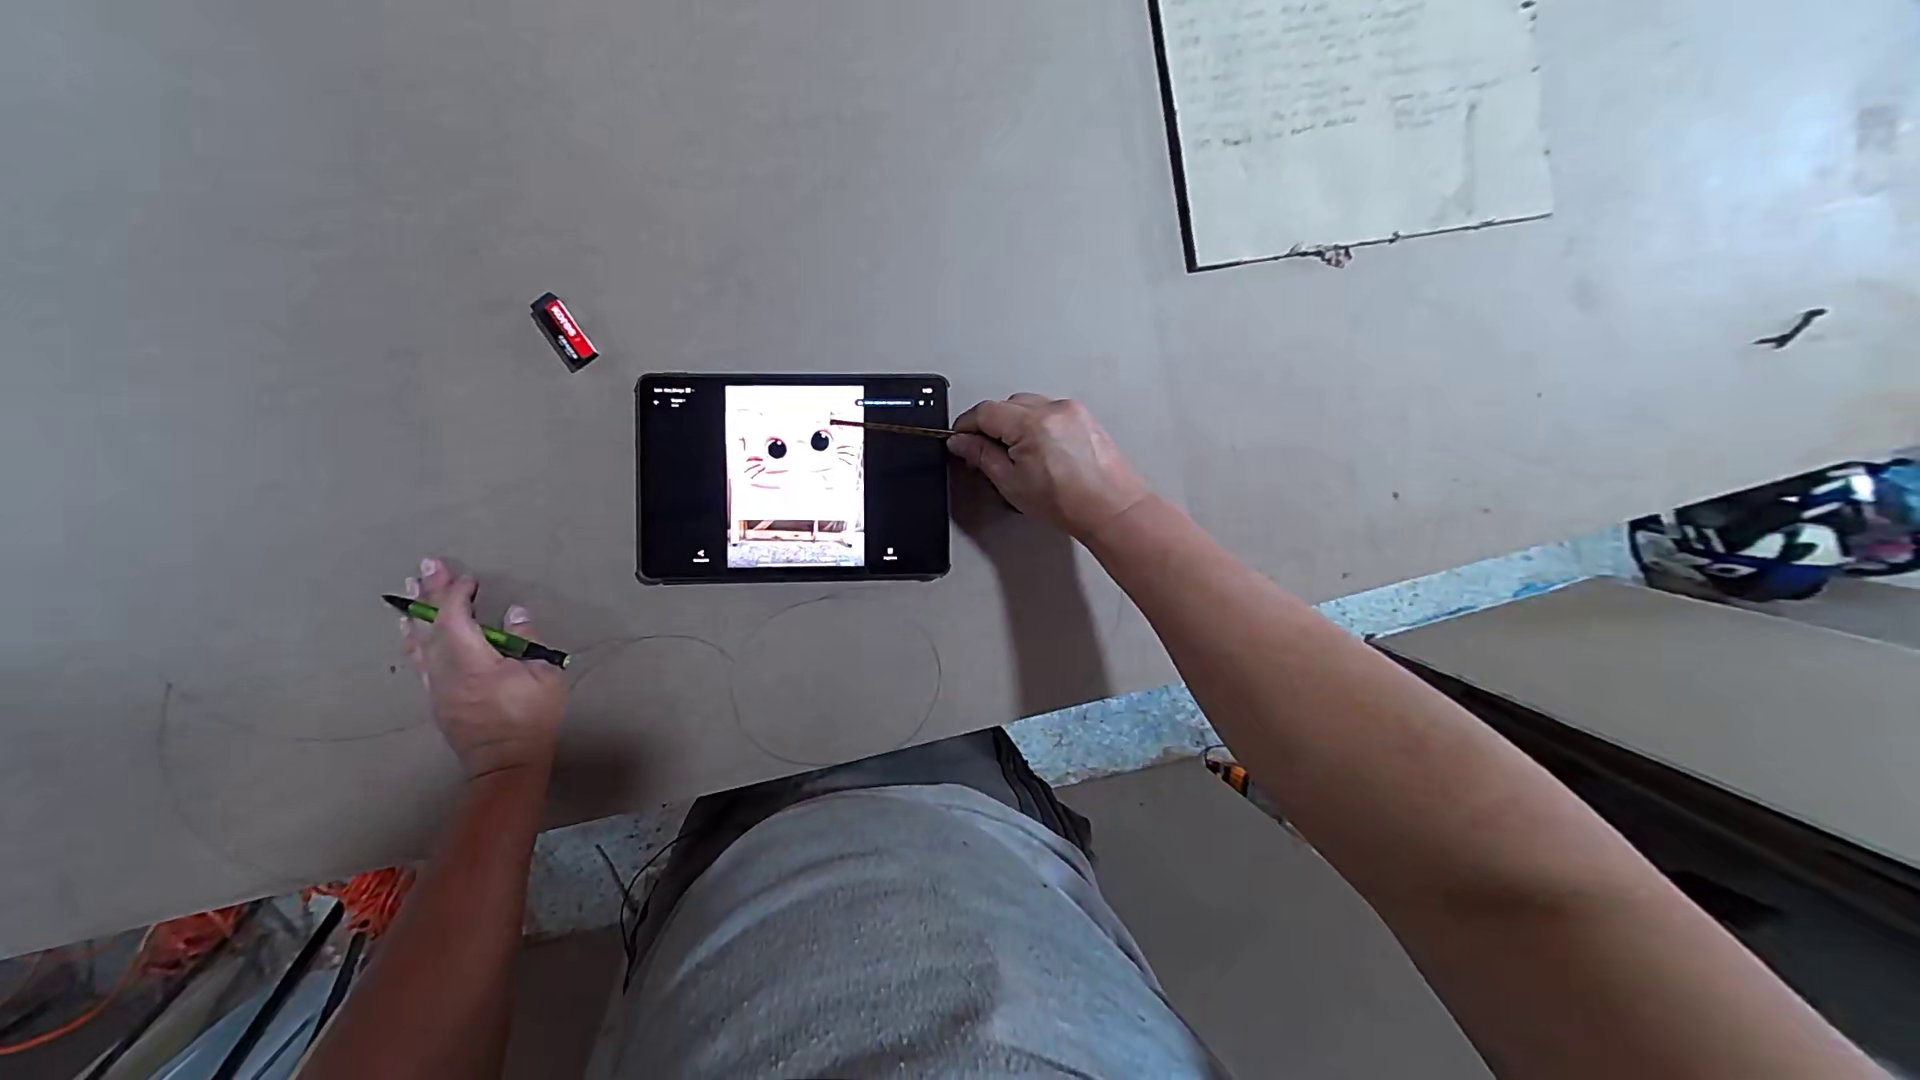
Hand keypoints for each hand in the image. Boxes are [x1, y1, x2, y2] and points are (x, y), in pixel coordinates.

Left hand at [400, 557, 566, 780]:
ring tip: (411, 588)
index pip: (455, 618)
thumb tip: (514, 612)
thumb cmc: (531, 717)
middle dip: (429, 593)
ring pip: (418, 641)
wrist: (506, 761)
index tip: (469, 579)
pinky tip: (411, 628)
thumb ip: (527, 640)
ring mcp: (435, 685)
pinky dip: (414, 636)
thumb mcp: (545, 675)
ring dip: (416, 612)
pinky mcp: (436, 696)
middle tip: (426, 565)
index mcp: (472, 663)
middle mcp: (445, 671)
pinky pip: (418, 658)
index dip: (458, 594)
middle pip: (430, 625)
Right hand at [948, 394, 1151, 540]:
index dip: (966, 426)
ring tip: (1016, 456)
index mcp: (1031, 423)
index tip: (958, 439)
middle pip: (1006, 405)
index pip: (985, 411)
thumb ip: (981, 456)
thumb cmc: (1070, 503)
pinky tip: (1038, 451)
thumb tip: (962, 442)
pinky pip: (1048, 411)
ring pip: (1027, 406)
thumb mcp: (1011, 483)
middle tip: (983, 453)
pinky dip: (1036, 425)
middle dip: (990, 425)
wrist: (1112, 509)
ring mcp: (1071, 411)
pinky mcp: (1083, 417)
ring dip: (1014, 424)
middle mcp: (1052, 409)